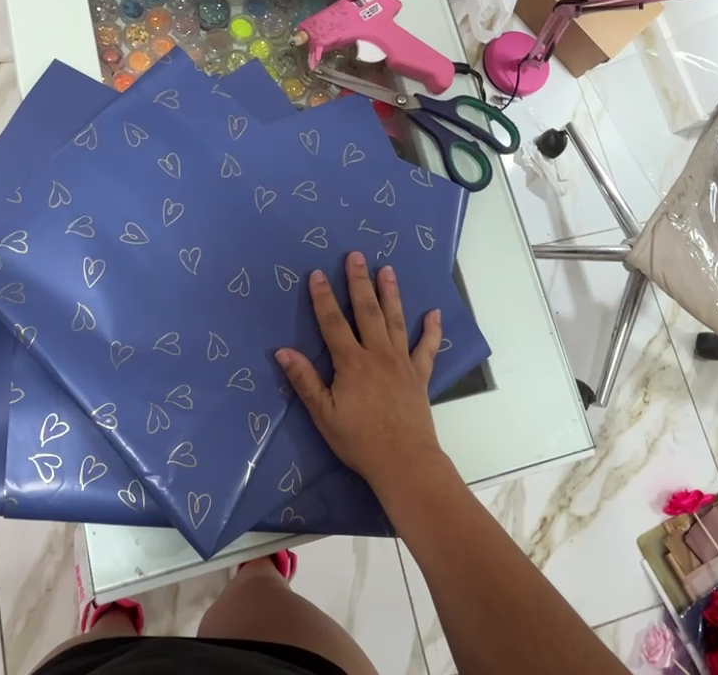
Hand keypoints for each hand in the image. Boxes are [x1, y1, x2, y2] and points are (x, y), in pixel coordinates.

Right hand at [276, 252, 443, 495]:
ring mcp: (402, 362)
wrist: (404, 461)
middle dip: (359, 281)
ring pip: (396, 320)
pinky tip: (434, 313)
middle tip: (356, 255)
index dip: (323, 297)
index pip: (333, 322)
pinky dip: (432, 330)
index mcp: (351, 362)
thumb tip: (283, 351)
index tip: (316, 273)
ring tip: (387, 269)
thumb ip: (305, 381)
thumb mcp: (323, 414)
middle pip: (367, 310)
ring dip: (390, 293)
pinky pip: (427, 347)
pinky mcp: (420, 375)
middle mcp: (377, 354)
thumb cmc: (359, 440)